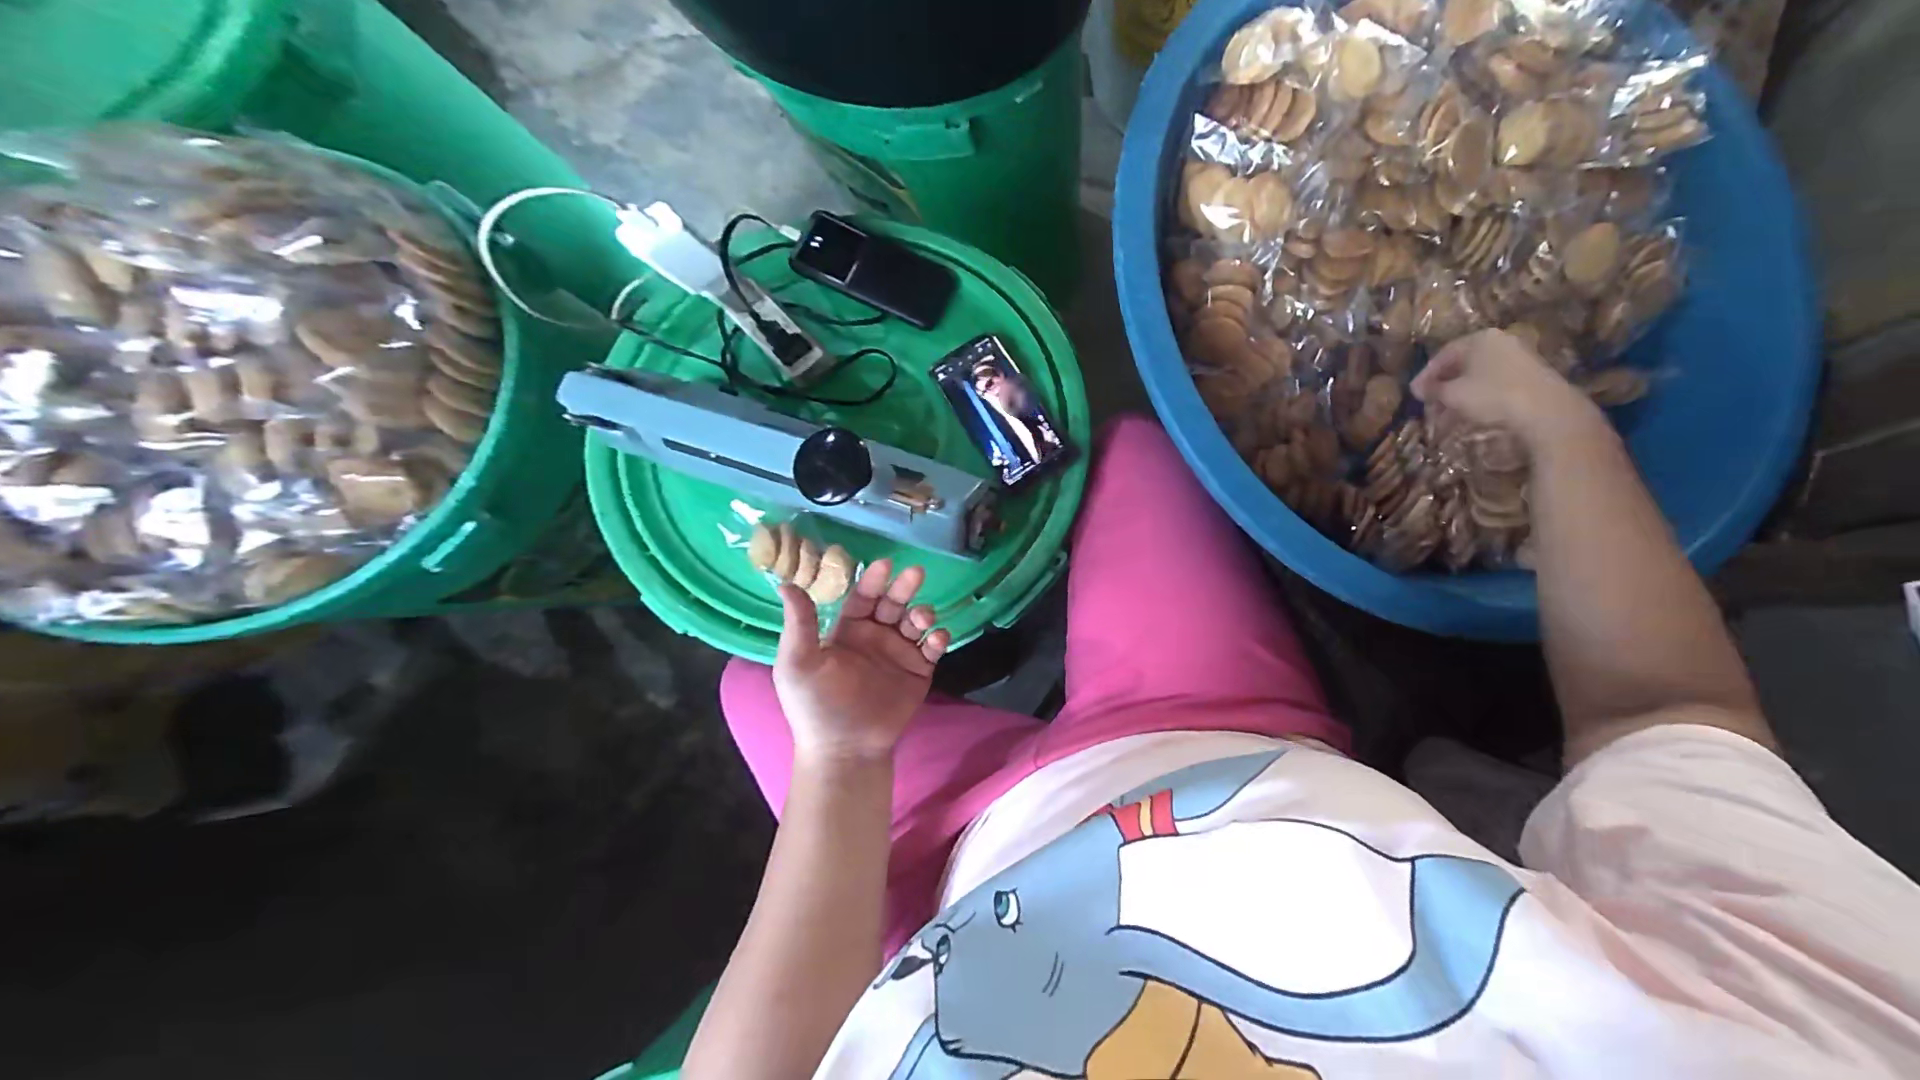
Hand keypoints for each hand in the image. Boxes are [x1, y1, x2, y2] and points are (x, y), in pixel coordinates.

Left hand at [773, 558, 951, 765]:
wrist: (844, 749)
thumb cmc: (816, 705)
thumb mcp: (798, 663)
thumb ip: (799, 624)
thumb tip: (786, 583)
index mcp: (847, 631)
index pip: (862, 597)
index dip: (873, 581)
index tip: (885, 564)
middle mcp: (875, 637)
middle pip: (893, 603)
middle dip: (904, 587)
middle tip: (916, 573)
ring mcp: (899, 654)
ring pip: (915, 622)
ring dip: (922, 612)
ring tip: (922, 616)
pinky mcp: (919, 673)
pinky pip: (932, 649)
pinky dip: (939, 639)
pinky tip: (937, 637)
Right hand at [1412, 329, 1602, 448]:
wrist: (1545, 410)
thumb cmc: (1491, 395)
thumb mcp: (1452, 394)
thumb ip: (1431, 389)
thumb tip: (1417, 388)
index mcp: (1479, 339)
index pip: (1442, 355)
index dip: (1425, 375)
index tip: (1414, 394)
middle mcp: (1499, 342)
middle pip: (1461, 364)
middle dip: (1442, 387)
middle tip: (1429, 406)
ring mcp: (1517, 357)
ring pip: (1477, 376)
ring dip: (1457, 396)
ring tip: (1445, 416)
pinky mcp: (1529, 375)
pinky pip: (1493, 383)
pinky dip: (1477, 397)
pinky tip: (1468, 414)